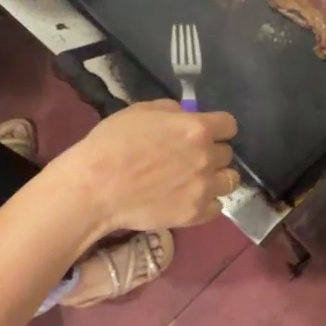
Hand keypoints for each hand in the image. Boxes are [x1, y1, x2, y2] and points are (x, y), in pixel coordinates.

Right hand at [50, 100, 238, 231]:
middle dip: (212, 153)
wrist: (95, 188)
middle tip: (190, 158)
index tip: (207, 133)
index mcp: (197, 129)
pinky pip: (217, 207)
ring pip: (229, 181)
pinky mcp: (197, 213)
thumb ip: (172, 111)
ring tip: (195, 181)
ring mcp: (204, 188)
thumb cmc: (112, 144)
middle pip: (227, 154)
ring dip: (215, 178)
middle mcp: (207, 158)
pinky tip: (190, 198)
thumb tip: (187, 116)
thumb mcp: (140, 111)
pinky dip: (207, 203)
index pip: (229, 125)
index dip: (219, 128)